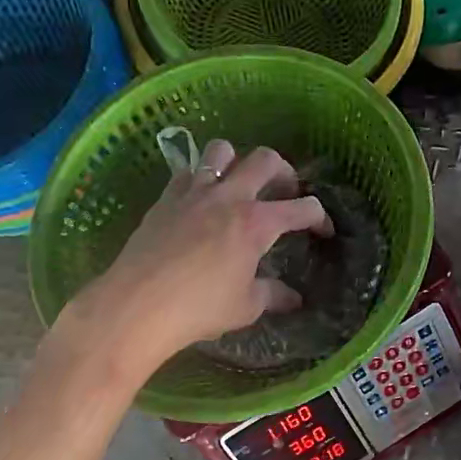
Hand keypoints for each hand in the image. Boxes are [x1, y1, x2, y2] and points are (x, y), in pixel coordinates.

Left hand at [50, 141, 332, 374]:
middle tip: (286, 193)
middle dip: (285, 172)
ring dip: (238, 161)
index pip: (302, 208)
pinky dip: (201, 177)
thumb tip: (293, 298)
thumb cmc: (199, 308)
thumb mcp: (245, 307)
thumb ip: (272, 295)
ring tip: (241, 185)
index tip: (323, 232)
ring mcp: (194, 193)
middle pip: (266, 160)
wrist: (137, 306)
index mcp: (257, 223)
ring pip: (222, 151)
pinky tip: (201, 200)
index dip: (320, 217)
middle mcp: (229, 197)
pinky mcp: (165, 199)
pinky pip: (187, 171)